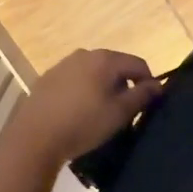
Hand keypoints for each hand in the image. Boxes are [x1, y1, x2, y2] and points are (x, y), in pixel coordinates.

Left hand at [6, 49, 162, 163]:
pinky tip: (76, 112)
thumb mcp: (119, 113)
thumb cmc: (83, 124)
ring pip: (93, 72)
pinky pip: (74, 80)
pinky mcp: (47, 78)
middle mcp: (84, 54)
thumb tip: (158, 84)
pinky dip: (82, 91)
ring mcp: (63, 64)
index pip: (138, 64)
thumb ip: (142, 96)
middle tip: (123, 112)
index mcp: (105, 59)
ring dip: (102, 88)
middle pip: (115, 66)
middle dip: (123, 85)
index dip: (148, 82)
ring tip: (99, 113)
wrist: (34, 137)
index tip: (147, 105)